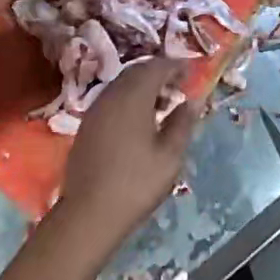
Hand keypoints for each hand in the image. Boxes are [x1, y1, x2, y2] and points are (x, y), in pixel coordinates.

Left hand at [53, 60, 203, 247]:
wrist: (88, 214)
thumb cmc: (136, 184)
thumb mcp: (169, 156)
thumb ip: (182, 123)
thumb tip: (192, 101)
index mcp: (133, 97)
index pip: (156, 67)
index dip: (175, 66)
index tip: (191, 71)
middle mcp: (111, 96)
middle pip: (136, 71)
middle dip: (158, 72)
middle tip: (178, 86)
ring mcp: (95, 110)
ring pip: (122, 84)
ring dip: (143, 86)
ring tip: (162, 104)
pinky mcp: (87, 125)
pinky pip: (111, 98)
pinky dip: (129, 98)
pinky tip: (140, 120)